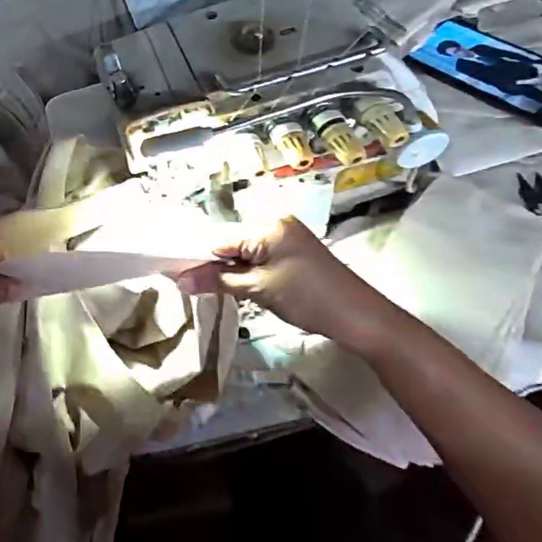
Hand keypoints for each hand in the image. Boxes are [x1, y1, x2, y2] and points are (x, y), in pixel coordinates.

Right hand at [177, 217, 403, 355]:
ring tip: (216, 290)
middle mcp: (276, 223)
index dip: (198, 258)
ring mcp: (287, 236)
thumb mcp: (258, 290)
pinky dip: (248, 271)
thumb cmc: (309, 300)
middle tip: (195, 287)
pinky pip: (259, 256)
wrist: (362, 318)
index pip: (220, 238)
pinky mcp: (294, 251)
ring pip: (244, 250)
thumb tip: (178, 280)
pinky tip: (242, 287)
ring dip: (231, 269)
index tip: (179, 277)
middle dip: (214, 264)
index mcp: (268, 226)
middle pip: (231, 241)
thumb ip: (217, 280)